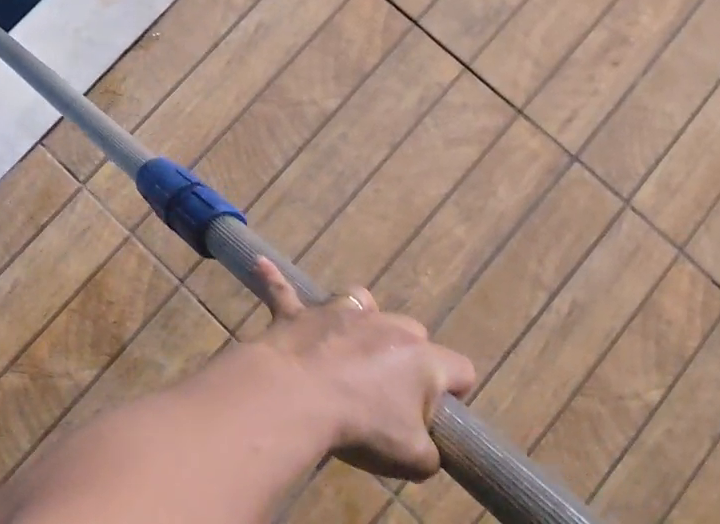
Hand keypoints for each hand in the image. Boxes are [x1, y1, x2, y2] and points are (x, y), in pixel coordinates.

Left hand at [249, 258, 475, 480]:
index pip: (461, 368)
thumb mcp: (414, 457)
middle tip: (391, 389)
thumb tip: (420, 446)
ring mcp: (334, 313)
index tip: (440, 411)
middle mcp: (382, 325)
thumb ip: (427, 449)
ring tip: (354, 336)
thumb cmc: (361, 426)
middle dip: (409, 355)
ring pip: (356, 300)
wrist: (293, 395)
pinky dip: (272, 278)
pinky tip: (259, 263)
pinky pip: (282, 290)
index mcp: (422, 359)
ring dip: (359, 316)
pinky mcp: (294, 314)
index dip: (455, 391)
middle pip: (411, 330)